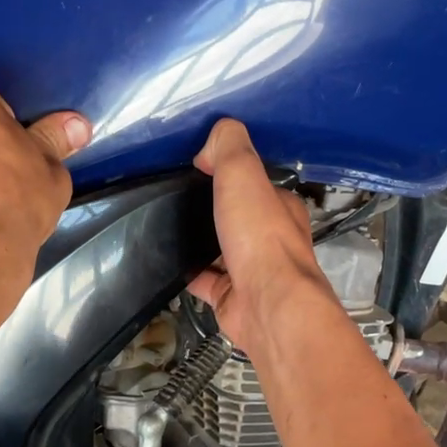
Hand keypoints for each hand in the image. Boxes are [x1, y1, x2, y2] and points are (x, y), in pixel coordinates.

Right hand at [187, 119, 333, 351]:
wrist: (267, 306)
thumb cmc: (261, 239)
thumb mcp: (243, 174)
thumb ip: (229, 147)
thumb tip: (211, 140)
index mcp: (280, 207)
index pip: (254, 183)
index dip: (228, 172)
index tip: (197, 165)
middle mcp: (269, 240)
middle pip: (236, 218)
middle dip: (211, 210)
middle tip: (176, 198)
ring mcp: (250, 272)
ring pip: (219, 251)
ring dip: (198, 242)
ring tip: (166, 227)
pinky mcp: (231, 297)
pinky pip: (203, 281)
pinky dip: (187, 274)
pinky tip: (167, 264)